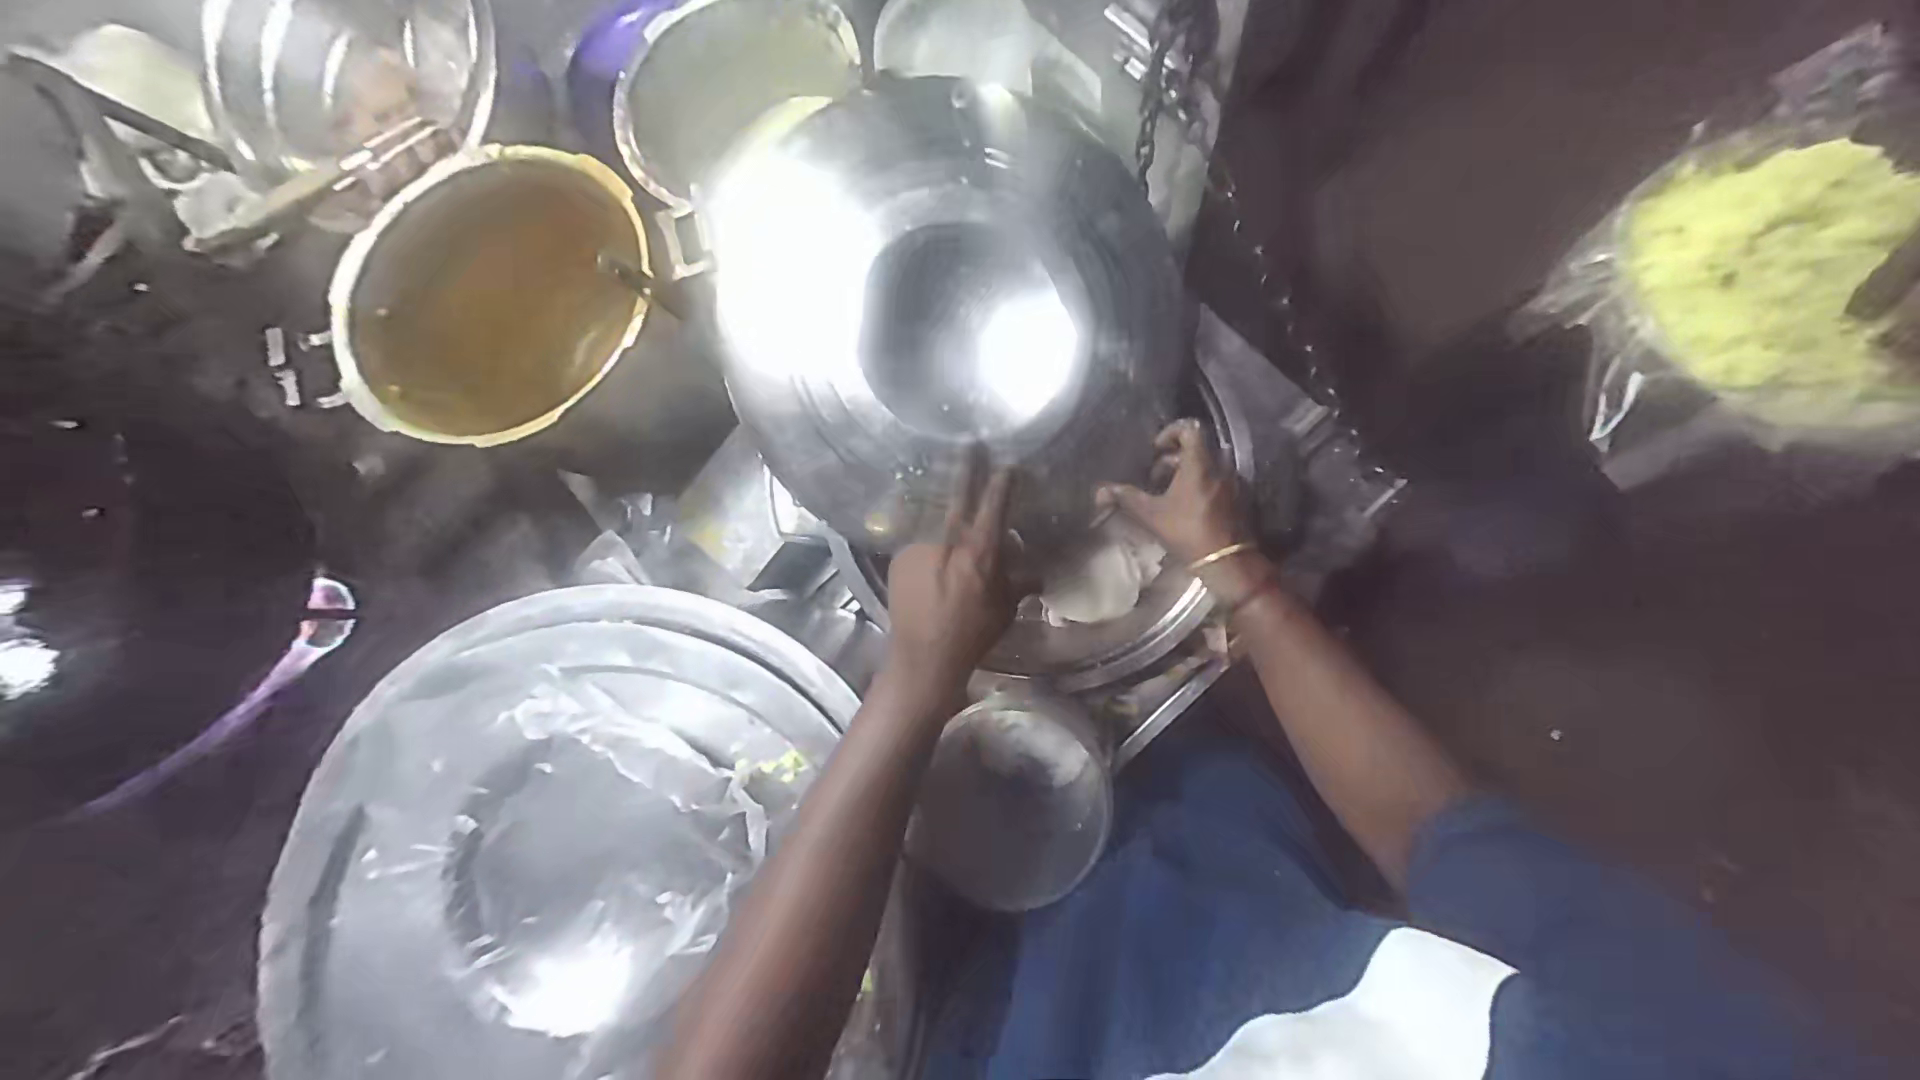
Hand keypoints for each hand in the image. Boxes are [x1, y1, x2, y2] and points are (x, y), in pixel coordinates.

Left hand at [885, 454, 1020, 693]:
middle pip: (958, 493)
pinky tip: (930, 552)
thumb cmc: (972, 634)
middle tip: (971, 444)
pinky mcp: (900, 557)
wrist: (923, 656)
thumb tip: (1039, 573)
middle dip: (966, 466)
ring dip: (944, 507)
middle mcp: (948, 539)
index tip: (1009, 466)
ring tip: (946, 500)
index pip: (994, 504)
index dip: (1003, 481)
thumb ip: (1020, 584)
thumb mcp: (1005, 609)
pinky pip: (919, 540)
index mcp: (980, 549)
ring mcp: (920, 545)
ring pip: (936, 518)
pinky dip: (928, 541)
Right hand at [1098, 419, 1271, 604]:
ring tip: (1170, 492)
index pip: (1190, 429)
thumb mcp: (1151, 515)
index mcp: (1199, 464)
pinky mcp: (1239, 497)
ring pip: (1208, 464)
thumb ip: (1127, 498)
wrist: (1227, 561)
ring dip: (1187, 472)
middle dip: (1173, 458)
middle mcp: (1220, 466)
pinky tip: (1188, 505)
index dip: (1170, 433)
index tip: (1156, 450)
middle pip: (1197, 448)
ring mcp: (1233, 481)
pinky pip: (1218, 479)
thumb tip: (1101, 491)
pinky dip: (1201, 484)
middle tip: (1156, 477)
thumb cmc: (1187, 532)